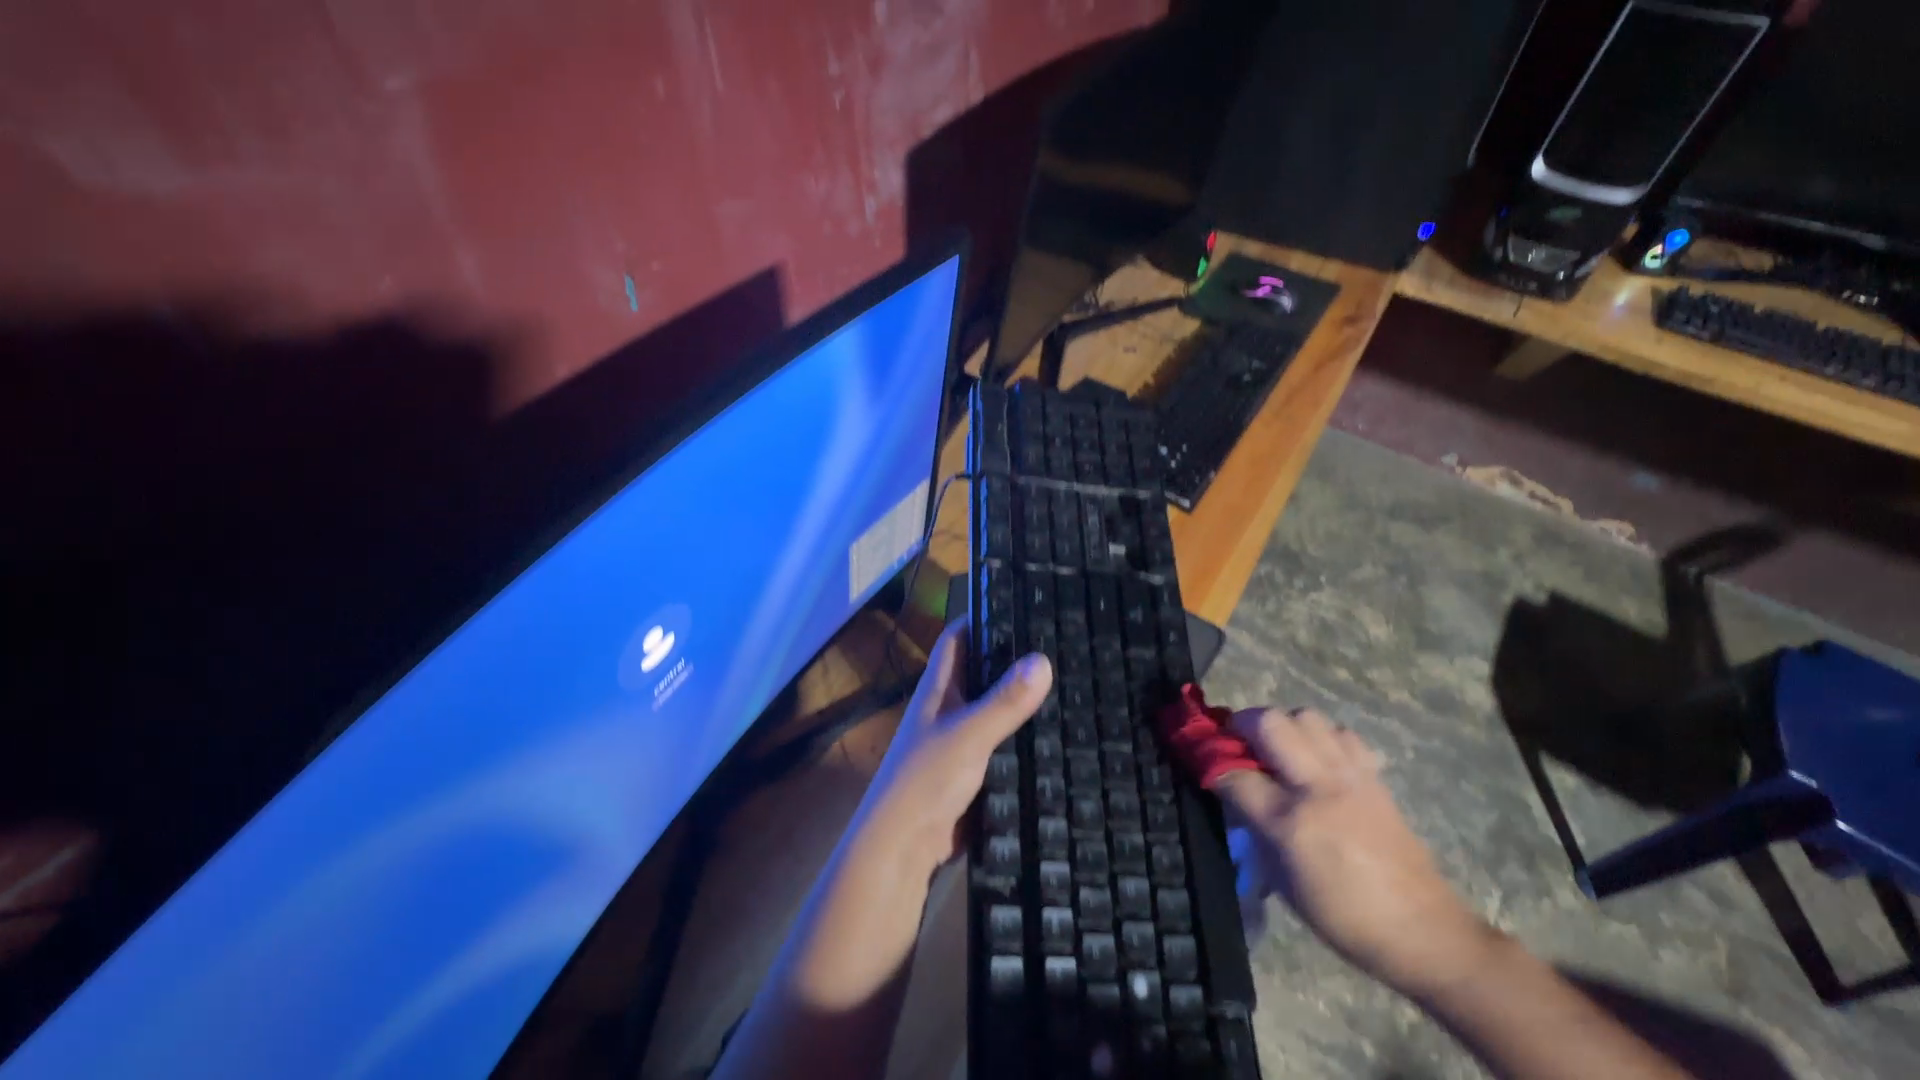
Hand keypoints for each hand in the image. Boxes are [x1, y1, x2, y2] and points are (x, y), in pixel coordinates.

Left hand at [855, 622, 1053, 881]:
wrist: (904, 849)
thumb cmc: (925, 780)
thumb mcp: (968, 734)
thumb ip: (1004, 701)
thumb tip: (1043, 659)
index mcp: (939, 690)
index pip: (959, 638)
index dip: (983, 616)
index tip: (1024, 601)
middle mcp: (950, 710)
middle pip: (984, 673)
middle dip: (1016, 658)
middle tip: (1066, 641)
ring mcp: (964, 743)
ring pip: (999, 711)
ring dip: (1027, 702)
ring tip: (1078, 682)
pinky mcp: (979, 775)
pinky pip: (1009, 748)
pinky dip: (1030, 740)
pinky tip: (1065, 736)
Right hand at [1214, 706, 1502, 998]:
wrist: (1420, 928)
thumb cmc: (1341, 917)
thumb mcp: (1281, 881)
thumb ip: (1254, 830)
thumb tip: (1233, 796)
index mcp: (1290, 823)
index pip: (1234, 773)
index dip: (1208, 760)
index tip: (1195, 756)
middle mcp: (1318, 788)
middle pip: (1271, 723)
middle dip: (1242, 724)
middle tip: (1234, 741)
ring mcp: (1351, 777)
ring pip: (1307, 716)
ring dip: (1283, 725)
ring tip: (1277, 749)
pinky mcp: (1375, 777)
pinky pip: (1341, 734)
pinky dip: (1321, 737)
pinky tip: (1316, 761)